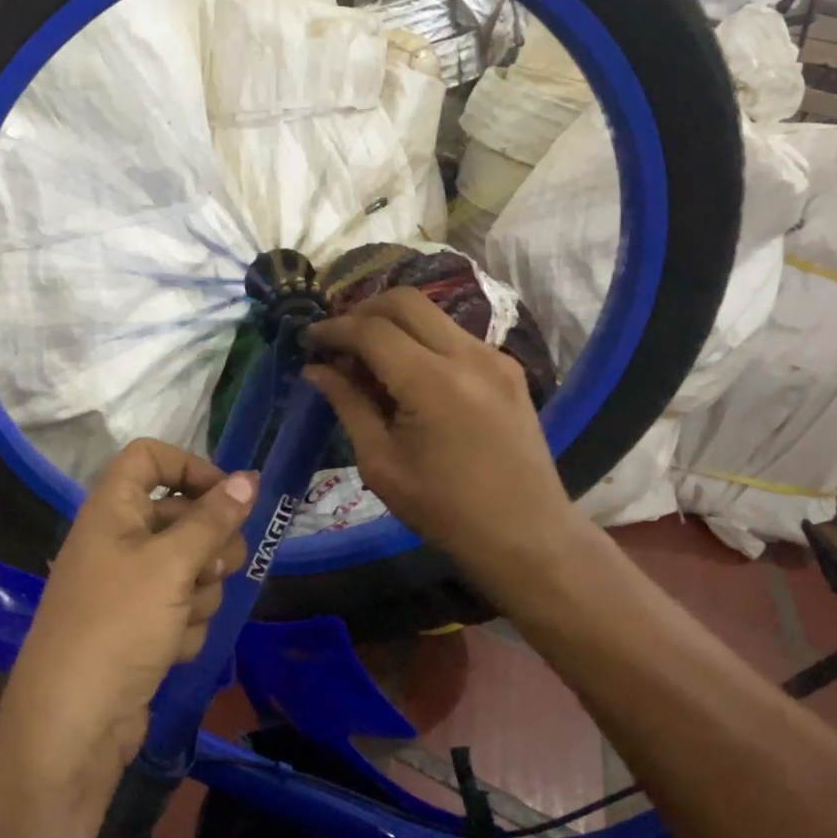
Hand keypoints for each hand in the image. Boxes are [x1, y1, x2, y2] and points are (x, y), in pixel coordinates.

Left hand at [0, 440, 254, 837]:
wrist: (74, 721)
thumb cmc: (119, 624)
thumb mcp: (171, 565)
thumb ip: (212, 520)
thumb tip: (247, 478)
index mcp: (112, 507)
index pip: (150, 457)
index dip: (190, 467)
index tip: (229, 498)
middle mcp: (118, 538)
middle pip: (181, 515)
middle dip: (207, 546)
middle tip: (211, 571)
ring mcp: (128, 586)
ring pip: (190, 567)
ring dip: (197, 595)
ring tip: (179, 620)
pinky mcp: (140, 627)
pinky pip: (181, 608)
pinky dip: (183, 628)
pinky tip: (169, 651)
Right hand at [303, 286, 582, 583]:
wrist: (527, 536)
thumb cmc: (444, 509)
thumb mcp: (381, 462)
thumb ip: (348, 405)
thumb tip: (316, 370)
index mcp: (433, 382)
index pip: (371, 330)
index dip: (334, 328)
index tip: (308, 339)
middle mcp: (468, 356)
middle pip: (404, 301)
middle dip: (362, 311)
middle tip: (337, 340)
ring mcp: (494, 358)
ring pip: (432, 313)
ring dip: (393, 323)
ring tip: (367, 358)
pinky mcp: (508, 369)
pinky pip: (454, 335)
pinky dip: (421, 339)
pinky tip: (405, 373)